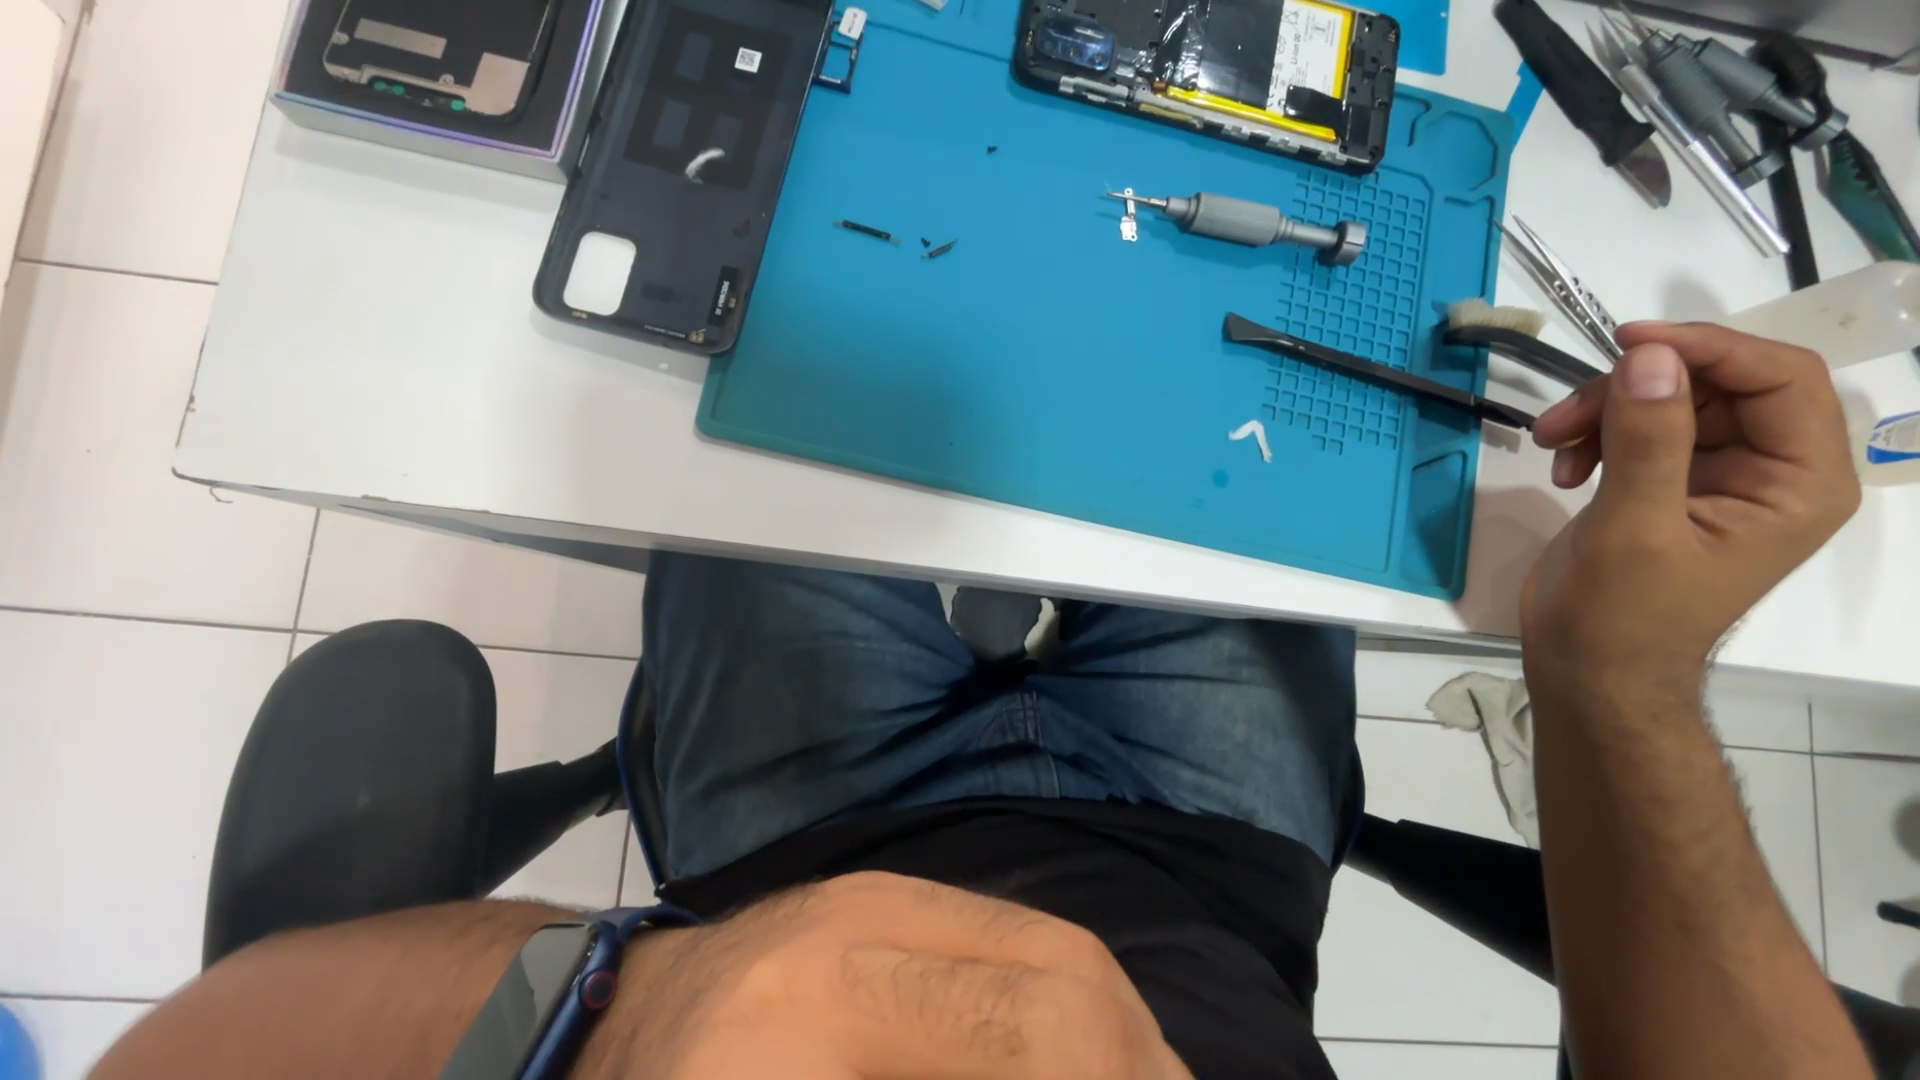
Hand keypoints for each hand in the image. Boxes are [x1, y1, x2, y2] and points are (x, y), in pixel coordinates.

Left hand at [587, 871, 1193, 1079]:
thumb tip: (1063, 1067)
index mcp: (820, 1011)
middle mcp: (861, 924)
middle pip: (1066, 977)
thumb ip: (958, 1060)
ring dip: (1114, 1033)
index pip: (1040, 1037)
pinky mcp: (879, 890)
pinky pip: (1007, 935)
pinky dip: (1063, 1003)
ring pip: (1049, 946)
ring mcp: (873, 892)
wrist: (592, 1031)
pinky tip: (1071, 1058)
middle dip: (1139, 1063)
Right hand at [1520, 323, 1858, 701]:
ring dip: (1603, 411)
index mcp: (1797, 483)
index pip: (1781, 380)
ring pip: (1668, 402)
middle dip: (1635, 389)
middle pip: (1716, 385)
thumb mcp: (1636, 527)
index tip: (1626, 342)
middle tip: (1563, 414)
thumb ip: (1649, 439)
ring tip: (1551, 442)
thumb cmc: (1623, 615)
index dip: (1710, 348)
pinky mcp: (1664, 487)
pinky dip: (1594, 435)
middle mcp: (1768, 471)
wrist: (1587, 671)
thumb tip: (1651, 355)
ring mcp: (1713, 478)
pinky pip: (1637, 431)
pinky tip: (1563, 465)